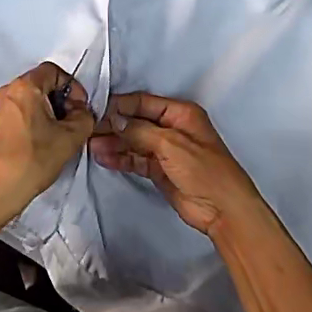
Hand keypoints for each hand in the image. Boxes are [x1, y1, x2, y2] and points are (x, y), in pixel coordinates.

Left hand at [0, 63, 95, 219]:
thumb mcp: (72, 136)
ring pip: (34, 99)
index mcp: (25, 86)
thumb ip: (85, 116)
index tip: (80, 108)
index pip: (55, 71)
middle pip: (44, 83)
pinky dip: (39, 120)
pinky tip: (47, 141)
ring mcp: (1, 108)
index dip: (73, 86)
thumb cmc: (34, 158)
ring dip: (52, 111)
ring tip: (62, 134)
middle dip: (63, 99)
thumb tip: (81, 112)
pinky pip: (24, 111)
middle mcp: (9, 91)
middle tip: (74, 121)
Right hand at [90, 92, 266, 237]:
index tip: (97, 110)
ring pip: (134, 141)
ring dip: (114, 143)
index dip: (121, 105)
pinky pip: (136, 159)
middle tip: (89, 130)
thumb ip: (140, 131)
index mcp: (181, 112)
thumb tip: (115, 119)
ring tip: (91, 145)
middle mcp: (172, 127)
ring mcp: (166, 149)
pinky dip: (121, 158)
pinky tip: (104, 157)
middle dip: (114, 125)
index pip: (144, 103)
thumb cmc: (205, 170)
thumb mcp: (171, 144)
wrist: (222, 209)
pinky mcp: (160, 169)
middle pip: (137, 121)